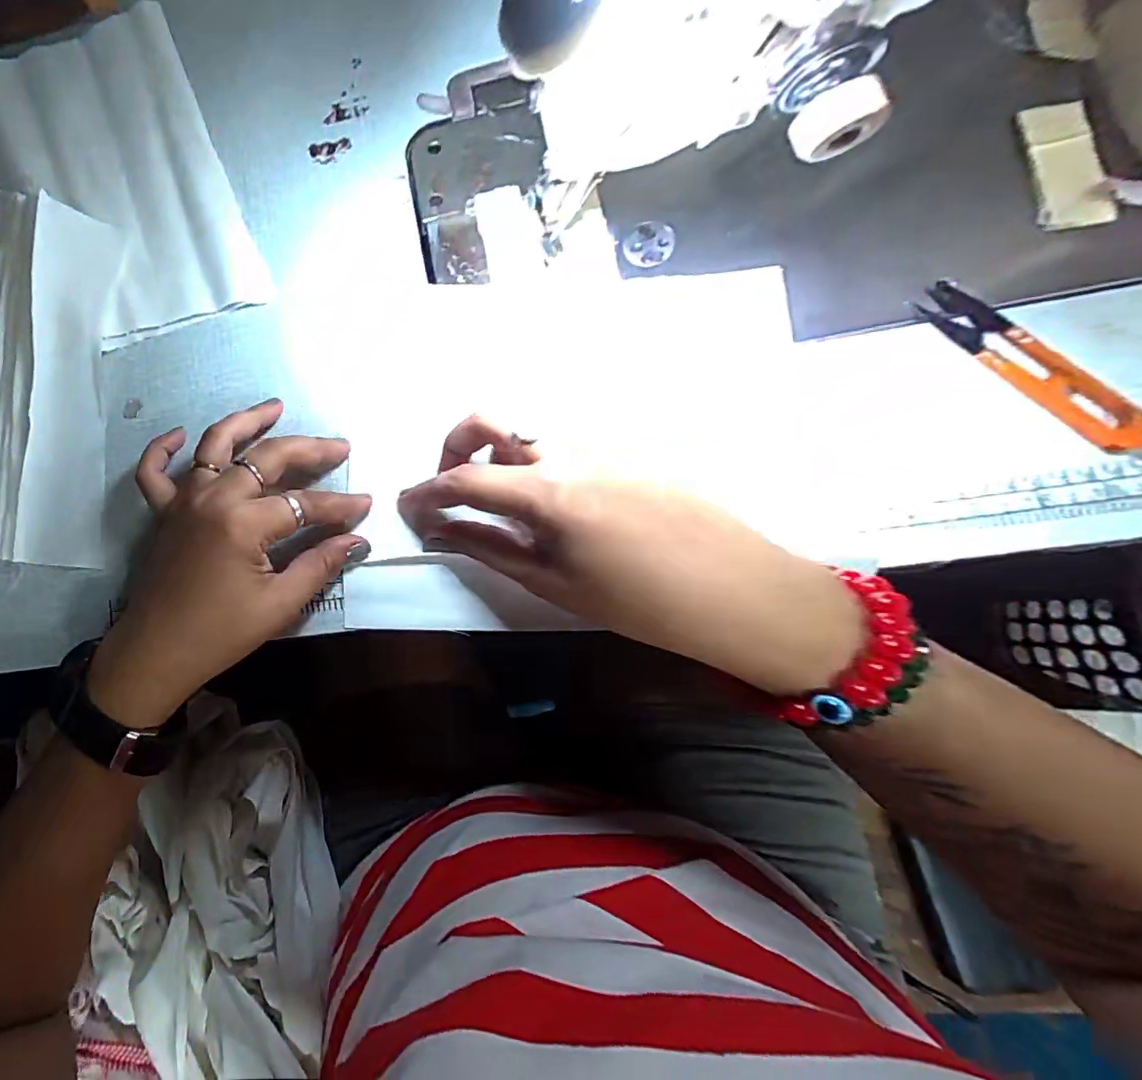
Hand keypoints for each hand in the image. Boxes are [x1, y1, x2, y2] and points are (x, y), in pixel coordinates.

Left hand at [86, 400, 371, 727]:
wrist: (157, 653)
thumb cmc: (221, 634)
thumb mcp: (279, 604)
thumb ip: (319, 565)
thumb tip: (355, 540)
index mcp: (243, 523)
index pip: (304, 504)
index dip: (339, 505)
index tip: (365, 504)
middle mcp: (213, 498)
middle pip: (267, 458)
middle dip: (308, 450)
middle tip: (339, 446)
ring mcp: (183, 501)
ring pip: (214, 445)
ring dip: (246, 422)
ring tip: (274, 407)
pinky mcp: (163, 513)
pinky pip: (154, 472)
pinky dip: (163, 449)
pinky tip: (179, 435)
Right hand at [396, 415, 866, 694]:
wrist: (733, 588)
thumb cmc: (638, 601)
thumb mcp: (553, 582)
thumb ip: (490, 547)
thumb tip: (442, 530)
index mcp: (547, 491)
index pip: (465, 479)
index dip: (427, 492)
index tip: (408, 504)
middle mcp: (567, 452)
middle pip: (489, 423)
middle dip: (454, 447)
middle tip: (450, 487)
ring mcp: (599, 444)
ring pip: (527, 431)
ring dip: (497, 454)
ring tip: (503, 506)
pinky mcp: (623, 449)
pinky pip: (563, 444)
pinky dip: (536, 463)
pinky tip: (554, 506)